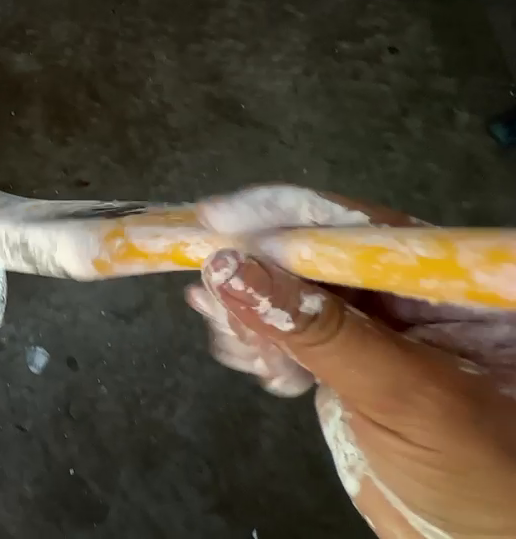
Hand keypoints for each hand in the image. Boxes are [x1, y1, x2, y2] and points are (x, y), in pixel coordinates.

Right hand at [186, 186, 515, 538]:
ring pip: (278, 284)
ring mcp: (376, 321)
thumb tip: (225, 266)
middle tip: (216, 304)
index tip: (212, 222)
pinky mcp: (340, 348)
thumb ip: (322, 331)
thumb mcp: (408, 400)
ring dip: (245, 312)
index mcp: (457, 288)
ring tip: (249, 355)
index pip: (356, 226)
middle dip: (251, 274)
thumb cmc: (486, 482)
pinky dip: (250, 336)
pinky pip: (273, 318)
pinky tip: (261, 368)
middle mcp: (414, 292)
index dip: (281, 217)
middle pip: (304, 250)